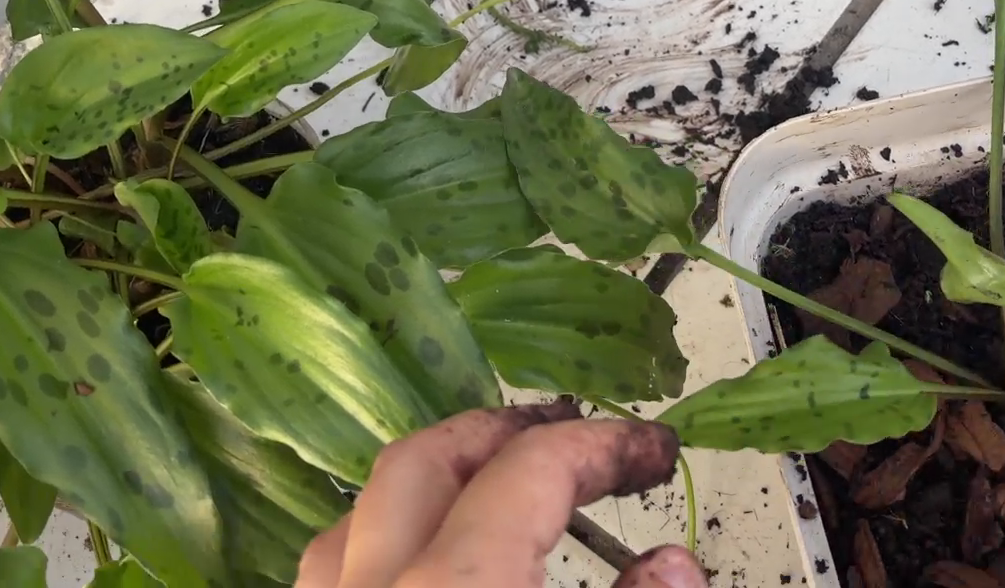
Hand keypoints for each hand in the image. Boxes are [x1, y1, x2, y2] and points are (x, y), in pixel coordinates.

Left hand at [298, 400, 707, 587]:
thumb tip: (673, 563)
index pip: (532, 469)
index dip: (604, 445)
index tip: (652, 448)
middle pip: (425, 463)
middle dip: (507, 432)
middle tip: (572, 434)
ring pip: (356, 517)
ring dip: (433, 478)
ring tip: (491, 477)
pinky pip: (331, 573)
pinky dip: (381, 542)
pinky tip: (423, 561)